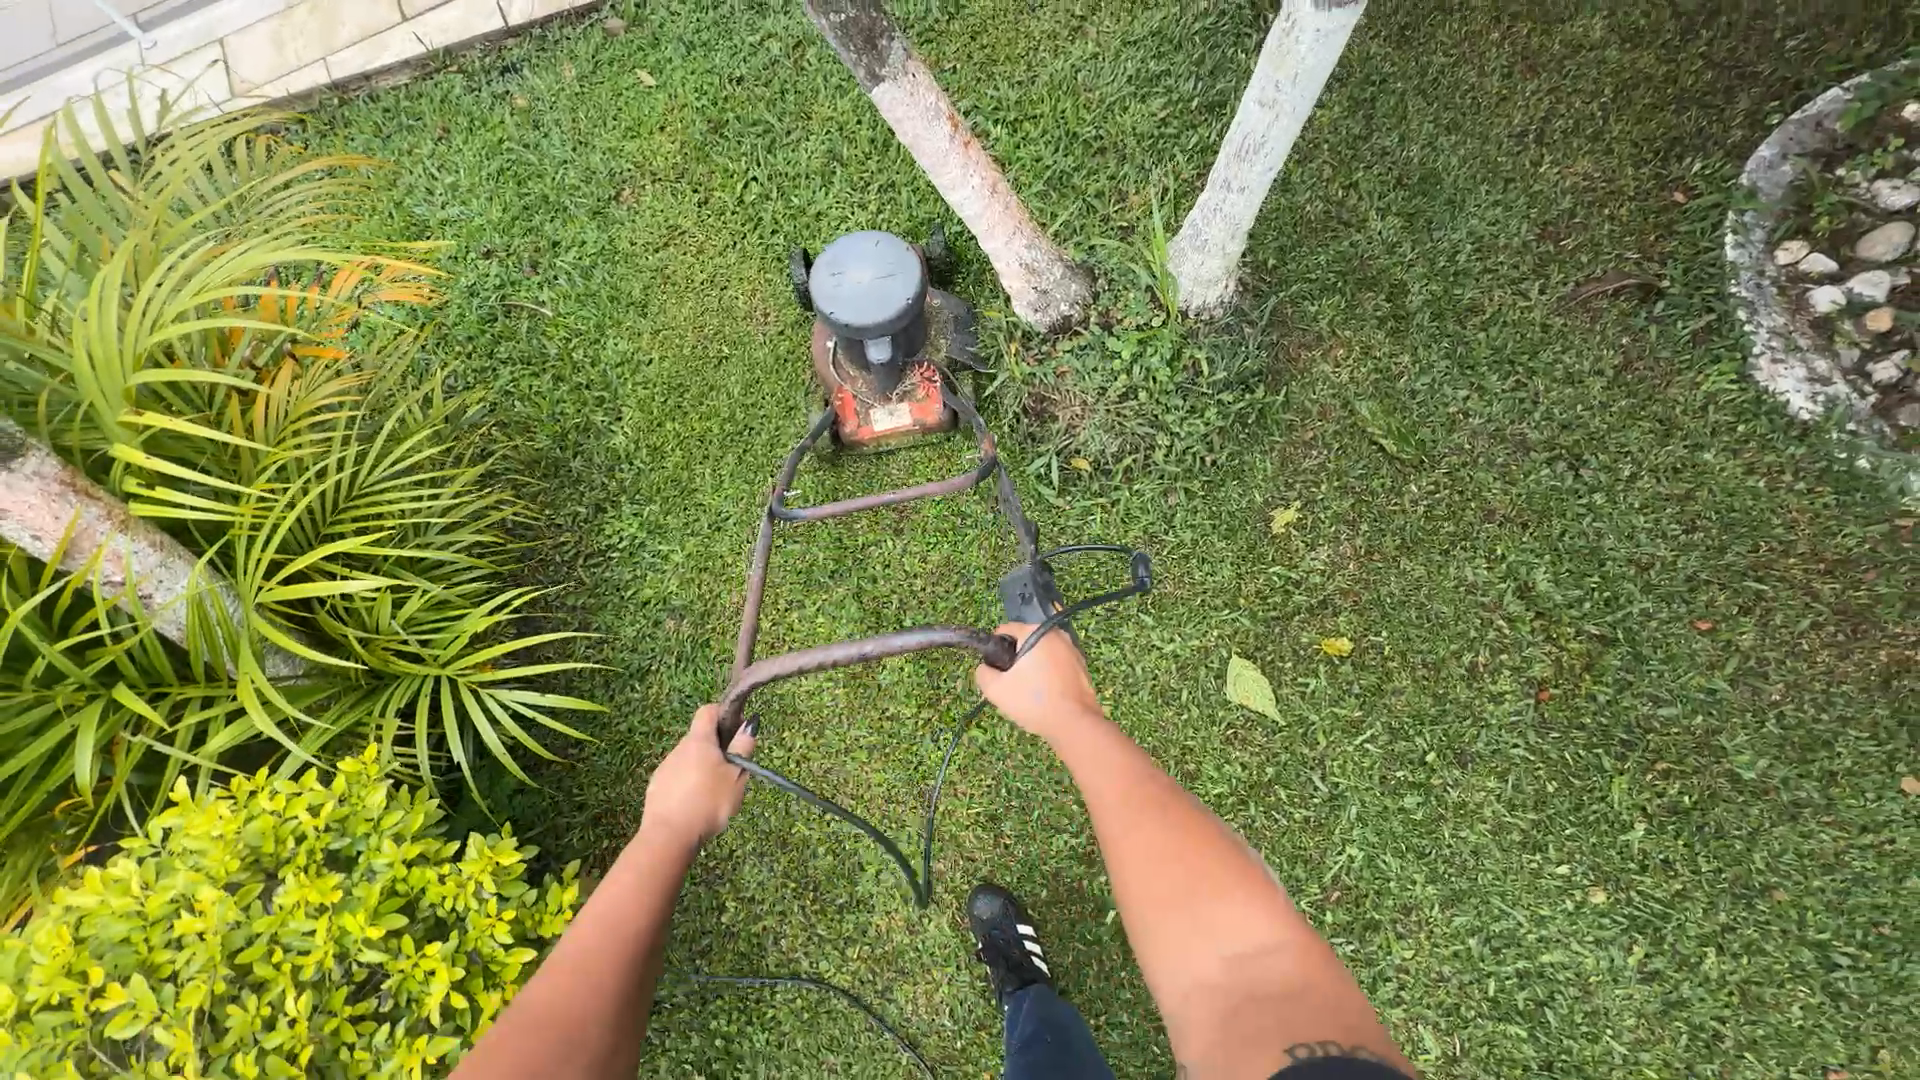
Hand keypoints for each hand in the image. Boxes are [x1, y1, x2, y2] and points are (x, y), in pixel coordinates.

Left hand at [641, 706, 756, 849]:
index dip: (723, 713)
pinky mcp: (656, 788)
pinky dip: (688, 784)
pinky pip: (677, 778)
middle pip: (699, 738)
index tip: (737, 730)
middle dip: (716, 748)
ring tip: (715, 793)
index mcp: (699, 741)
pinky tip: (696, 804)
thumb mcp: (736, 775)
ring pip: (688, 759)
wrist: (668, 836)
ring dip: (702, 767)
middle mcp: (678, 749)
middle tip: (731, 770)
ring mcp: (664, 769)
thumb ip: (743, 747)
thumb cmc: (708, 802)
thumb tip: (749, 723)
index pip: (707, 711)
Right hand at [974, 622, 1105, 739]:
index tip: (997, 670)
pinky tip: (1047, 696)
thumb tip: (985, 667)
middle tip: (1012, 684)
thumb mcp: (996, 690)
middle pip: (1026, 642)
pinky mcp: (1082, 666)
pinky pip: (1057, 665)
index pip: (1006, 630)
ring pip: (1042, 655)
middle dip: (1016, 660)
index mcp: (1036, 633)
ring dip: (1033, 668)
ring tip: (1030, 693)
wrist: (1075, 724)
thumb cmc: (1034, 702)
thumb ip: (983, 673)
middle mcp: (1057, 635)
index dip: (996, 649)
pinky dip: (1049, 676)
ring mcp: (1073, 650)